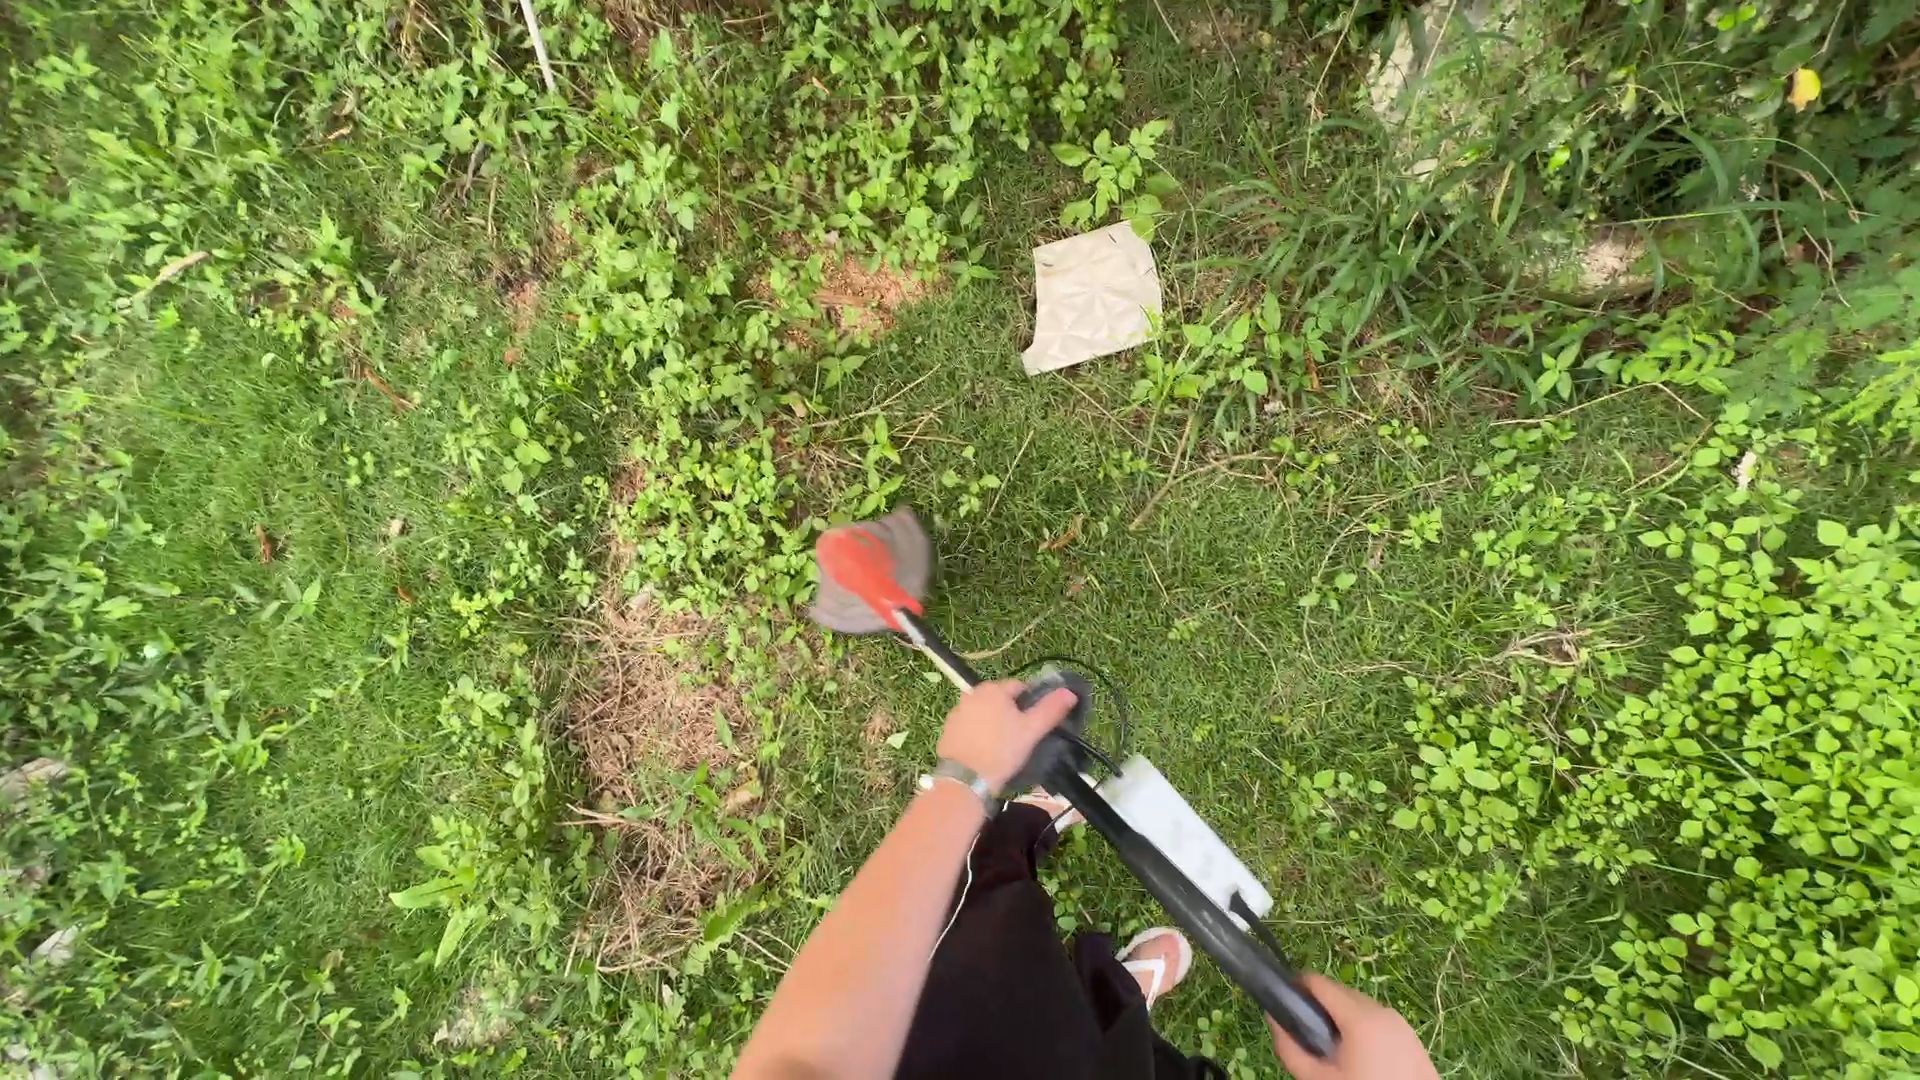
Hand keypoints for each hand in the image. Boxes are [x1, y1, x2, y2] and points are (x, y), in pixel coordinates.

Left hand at [935, 679, 1077, 791]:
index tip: (1034, 723)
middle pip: (1000, 699)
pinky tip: (984, 751)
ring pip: (984, 712)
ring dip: (994, 722)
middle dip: (1011, 712)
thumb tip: (1070, 692)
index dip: (1031, 703)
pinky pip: (969, 726)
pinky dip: (978, 733)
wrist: (966, 779)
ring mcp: (957, 711)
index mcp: (993, 689)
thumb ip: (1050, 709)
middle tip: (1021, 736)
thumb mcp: (1031, 730)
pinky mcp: (948, 729)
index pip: (1019, 687)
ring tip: (1003, 746)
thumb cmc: (1002, 750)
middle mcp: (972, 694)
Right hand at [1269, 975, 1437, 1079]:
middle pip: (1338, 993)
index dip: (1298, 989)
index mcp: (1360, 1018)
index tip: (1288, 1007)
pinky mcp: (1413, 1038)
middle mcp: (1381, 1011)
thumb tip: (1273, 1019)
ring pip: (1359, 1006)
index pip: (1318, 982)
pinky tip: (1364, 1060)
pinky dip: (1365, 1030)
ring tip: (1339, 1053)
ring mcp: (1400, 1024)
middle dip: (1320, 1007)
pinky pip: (1379, 1022)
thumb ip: (1290, 1049)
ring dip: (1343, 1019)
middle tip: (1312, 1037)